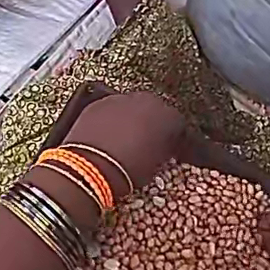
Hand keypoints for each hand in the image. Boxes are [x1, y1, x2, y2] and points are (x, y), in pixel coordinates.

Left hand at [63, 91, 184, 200]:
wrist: (92, 166)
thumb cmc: (129, 170)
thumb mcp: (156, 166)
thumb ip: (163, 151)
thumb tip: (161, 150)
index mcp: (168, 117)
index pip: (177, 126)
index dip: (174, 140)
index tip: (170, 150)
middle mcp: (147, 101)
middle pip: (154, 111)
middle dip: (152, 124)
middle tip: (147, 142)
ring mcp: (121, 99)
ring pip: (131, 108)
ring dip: (130, 120)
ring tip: (124, 140)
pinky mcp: (98, 103)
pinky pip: (110, 110)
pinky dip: (110, 120)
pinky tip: (106, 136)